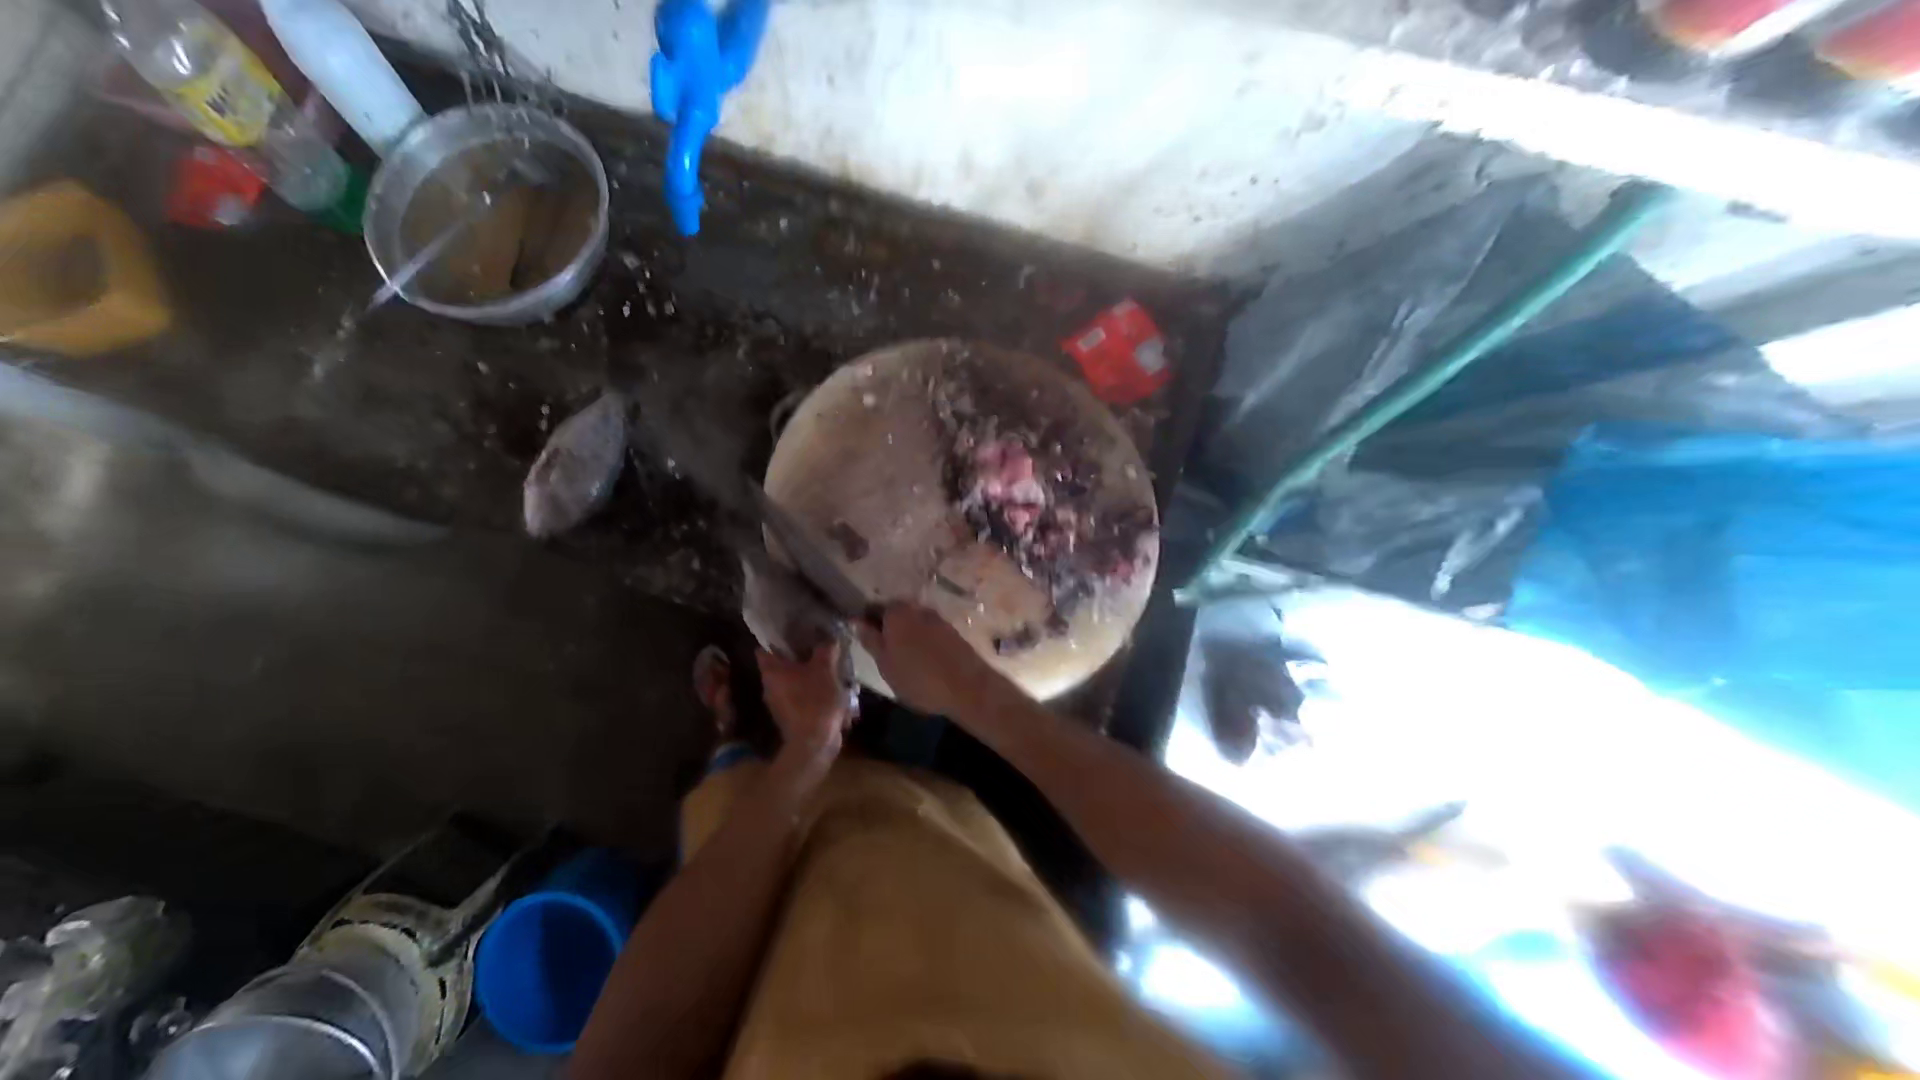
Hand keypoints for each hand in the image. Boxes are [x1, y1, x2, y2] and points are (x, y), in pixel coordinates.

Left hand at [757, 642, 851, 760]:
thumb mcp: (825, 669)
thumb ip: (826, 650)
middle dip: (802, 659)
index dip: (777, 639)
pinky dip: (816, 696)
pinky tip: (835, 695)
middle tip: (820, 651)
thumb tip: (828, 639)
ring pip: (796, 683)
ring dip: (812, 678)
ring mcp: (779, 705)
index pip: (764, 648)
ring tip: (833, 673)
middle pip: (783, 666)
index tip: (795, 633)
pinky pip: (803, 699)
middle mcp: (770, 687)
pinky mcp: (791, 718)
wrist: (815, 743)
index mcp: (771, 672)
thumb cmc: (815, 700)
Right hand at [855, 604, 1009, 718]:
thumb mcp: (885, 664)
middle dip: (889, 629)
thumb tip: (857, 622)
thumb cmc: (918, 678)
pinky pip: (930, 633)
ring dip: (908, 636)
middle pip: (896, 614)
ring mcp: (938, 619)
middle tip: (885, 655)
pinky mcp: (953, 632)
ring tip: (906, 662)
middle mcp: (918, 608)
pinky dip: (924, 643)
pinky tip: (925, 662)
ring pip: (914, 623)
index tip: (867, 642)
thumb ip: (871, 640)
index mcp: (897, 613)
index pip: (874, 608)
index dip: (867, 623)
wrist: (968, 687)